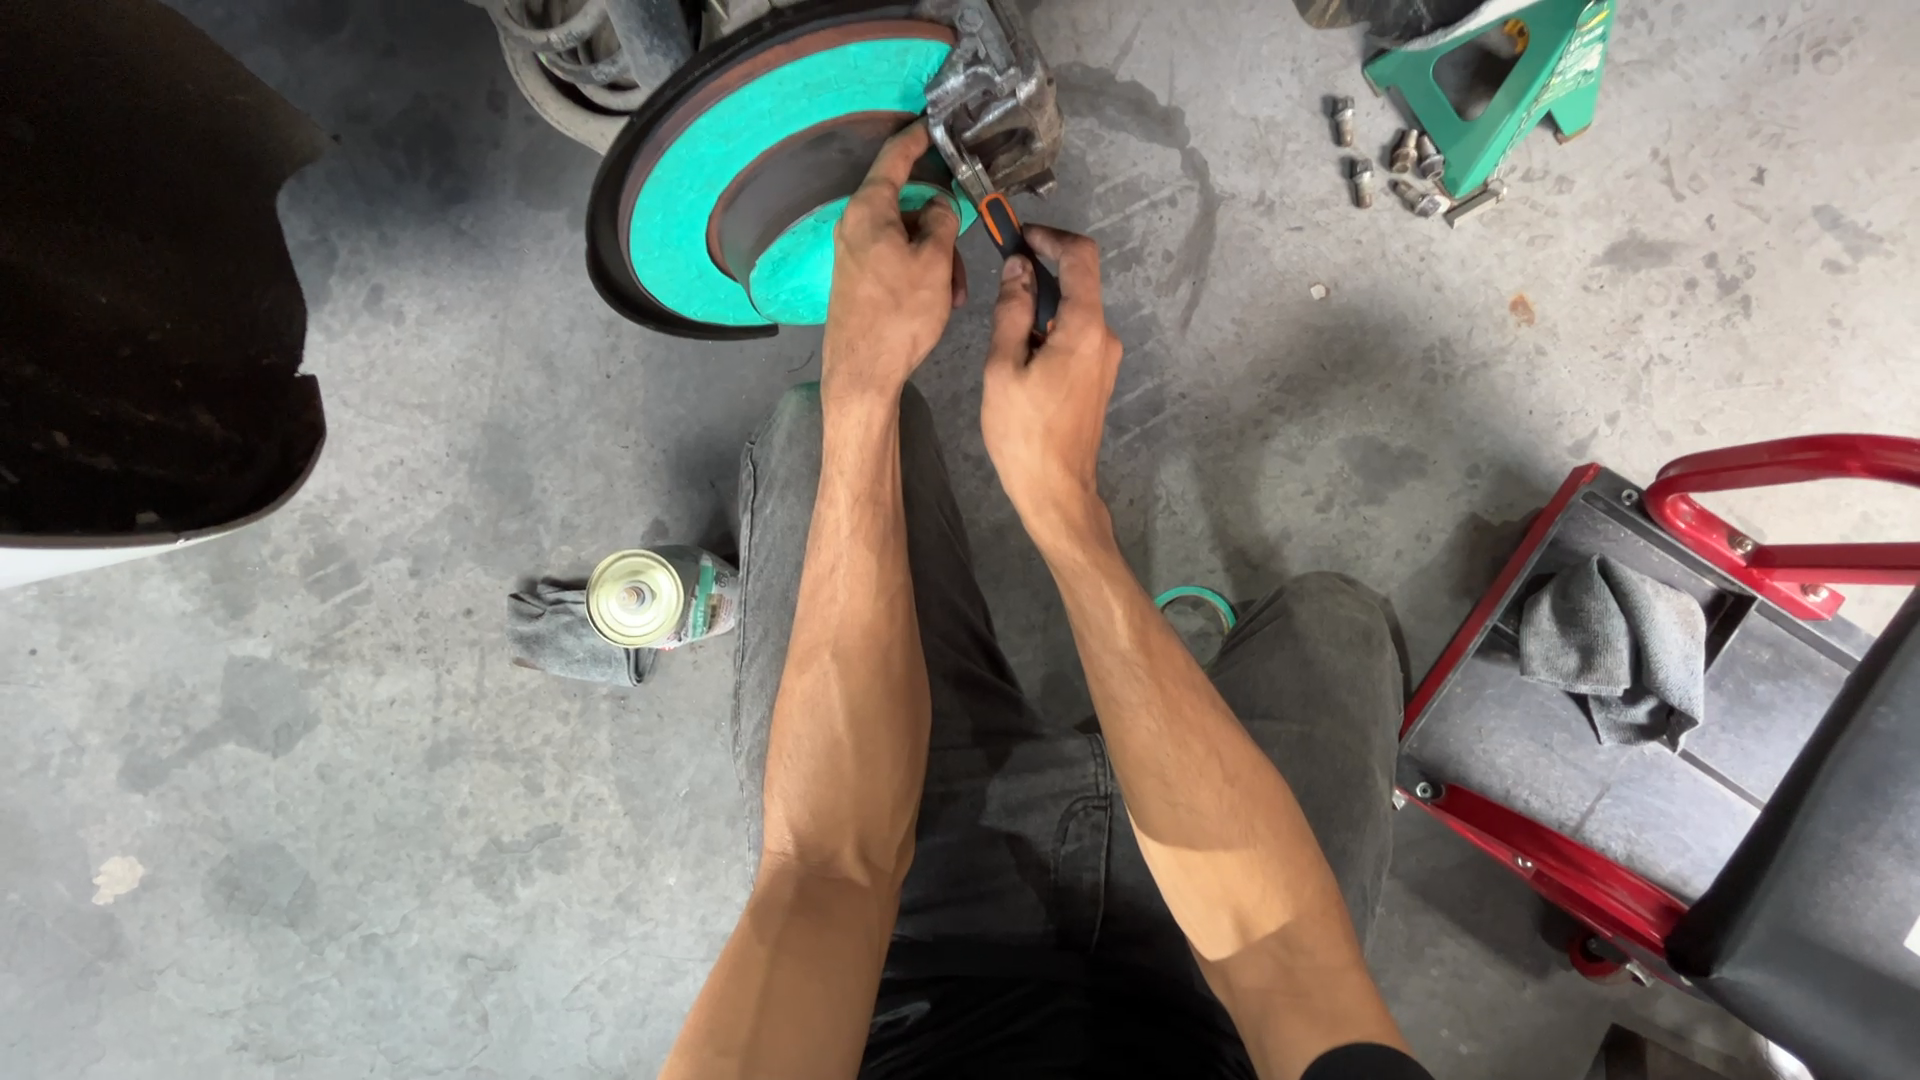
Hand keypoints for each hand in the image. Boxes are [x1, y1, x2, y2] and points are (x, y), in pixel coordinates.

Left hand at [821, 122, 966, 406]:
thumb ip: (943, 221)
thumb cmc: (900, 314)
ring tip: (955, 295)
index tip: (936, 126)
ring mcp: (853, 255)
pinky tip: (938, 302)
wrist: (863, 372)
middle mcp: (854, 226)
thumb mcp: (935, 263)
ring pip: (906, 240)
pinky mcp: (857, 281)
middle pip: (908, 207)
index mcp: (868, 210)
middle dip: (942, 228)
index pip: (894, 157)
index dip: (918, 139)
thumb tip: (942, 203)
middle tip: (964, 257)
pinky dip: (920, 274)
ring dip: (936, 260)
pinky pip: (895, 262)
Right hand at [980, 226, 1123, 549]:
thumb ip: (1011, 311)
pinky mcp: (1099, 379)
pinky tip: (1021, 356)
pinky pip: (1075, 338)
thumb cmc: (1023, 432)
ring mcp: (1106, 360)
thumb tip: (1018, 268)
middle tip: (1000, 278)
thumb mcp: (1003, 367)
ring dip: (1041, 307)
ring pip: (1074, 314)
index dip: (1050, 237)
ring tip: (1003, 330)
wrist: (1056, 490)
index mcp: (1085, 328)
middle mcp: (1105, 336)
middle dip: (1039, 272)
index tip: (1018, 236)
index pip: (1080, 257)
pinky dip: (1050, 330)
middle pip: (1077, 284)